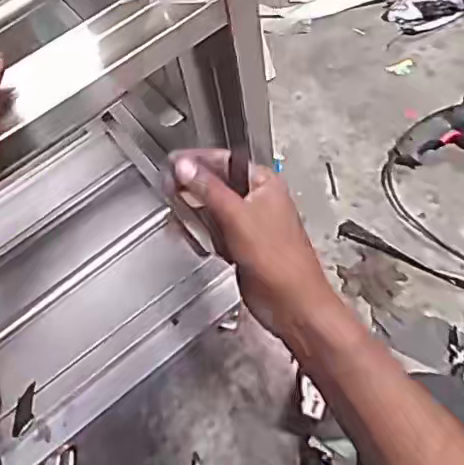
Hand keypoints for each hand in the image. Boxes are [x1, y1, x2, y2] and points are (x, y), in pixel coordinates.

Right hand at [169, 150, 335, 333]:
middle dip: (194, 185)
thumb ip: (208, 189)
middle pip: (219, 182)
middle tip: (170, 183)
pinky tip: (191, 230)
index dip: (198, 160)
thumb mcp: (237, 217)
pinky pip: (218, 230)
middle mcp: (260, 200)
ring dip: (197, 208)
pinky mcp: (244, 244)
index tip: (175, 163)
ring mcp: (252, 223)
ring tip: (178, 204)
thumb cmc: (281, 263)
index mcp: (265, 184)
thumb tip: (186, 167)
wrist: (293, 304)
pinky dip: (204, 230)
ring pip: (216, 207)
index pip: (225, 160)